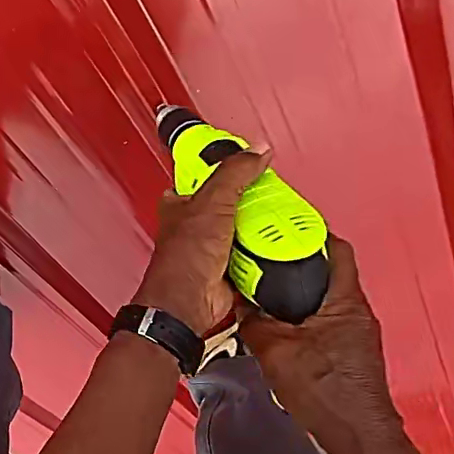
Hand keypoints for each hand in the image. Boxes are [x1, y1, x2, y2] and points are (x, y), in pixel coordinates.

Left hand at [131, 146, 271, 332]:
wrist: (189, 303)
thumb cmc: (183, 259)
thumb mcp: (212, 201)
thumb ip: (235, 172)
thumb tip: (256, 150)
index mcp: (181, 202)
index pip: (205, 173)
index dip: (225, 165)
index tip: (248, 158)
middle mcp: (195, 224)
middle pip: (231, 200)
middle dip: (251, 200)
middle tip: (267, 195)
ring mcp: (213, 247)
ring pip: (244, 227)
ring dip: (259, 228)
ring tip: (272, 222)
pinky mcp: (229, 267)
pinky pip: (253, 253)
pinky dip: (263, 251)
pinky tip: (269, 247)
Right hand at [240, 235, 401, 447]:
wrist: (355, 435)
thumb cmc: (329, 394)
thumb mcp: (276, 351)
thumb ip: (255, 322)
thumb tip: (241, 306)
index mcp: (345, 302)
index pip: (337, 249)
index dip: (312, 232)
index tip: (286, 228)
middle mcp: (356, 314)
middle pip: (329, 273)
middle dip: (299, 265)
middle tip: (269, 261)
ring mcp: (355, 335)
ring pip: (325, 300)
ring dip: (300, 296)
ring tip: (269, 296)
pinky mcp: (348, 354)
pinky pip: (323, 323)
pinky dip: (303, 320)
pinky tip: (281, 332)